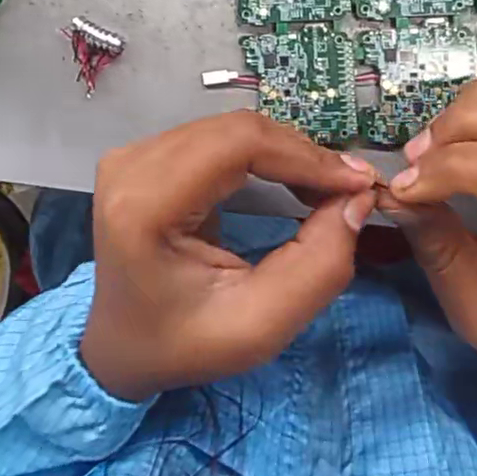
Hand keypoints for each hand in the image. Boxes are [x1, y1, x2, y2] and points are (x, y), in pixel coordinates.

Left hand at [81, 112, 379, 400]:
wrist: (119, 345)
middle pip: (235, 131)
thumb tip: (356, 200)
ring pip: (229, 130)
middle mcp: (131, 165)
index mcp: (144, 204)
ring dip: (285, 154)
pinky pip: (215, 139)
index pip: (236, 144)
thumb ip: (318, 266)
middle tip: (350, 189)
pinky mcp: (142, 157)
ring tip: (326, 188)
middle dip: (301, 155)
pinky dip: (262, 156)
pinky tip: (291, 180)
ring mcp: (132, 155)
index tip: (357, 183)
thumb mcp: (257, 327)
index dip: (303, 155)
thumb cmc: (180, 344)